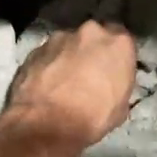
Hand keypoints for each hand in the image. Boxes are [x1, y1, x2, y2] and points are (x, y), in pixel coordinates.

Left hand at [0, 20, 136, 156]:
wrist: (47, 123)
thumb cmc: (92, 117)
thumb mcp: (120, 107)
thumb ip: (117, 84)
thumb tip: (109, 85)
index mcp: (118, 43)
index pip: (121, 41)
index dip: (114, 56)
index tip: (109, 69)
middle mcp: (90, 32)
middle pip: (92, 37)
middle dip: (89, 51)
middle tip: (84, 74)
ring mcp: (59, 38)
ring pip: (66, 44)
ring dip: (66, 57)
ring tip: (60, 81)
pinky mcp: (35, 49)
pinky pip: (46, 55)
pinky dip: (47, 65)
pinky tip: (44, 84)